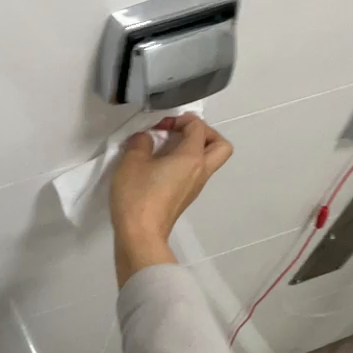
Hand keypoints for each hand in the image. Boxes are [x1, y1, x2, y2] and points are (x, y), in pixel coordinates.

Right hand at [109, 113, 232, 285]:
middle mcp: (201, 170)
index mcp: (192, 157)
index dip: (180, 119)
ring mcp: (196, 186)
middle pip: (220, 145)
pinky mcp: (186, 196)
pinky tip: (160, 164)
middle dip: (203, 133)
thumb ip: (141, 142)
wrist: (140, 233)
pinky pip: (195, 171)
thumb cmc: (138, 194)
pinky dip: (184, 162)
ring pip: (209, 159)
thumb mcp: (132, 161)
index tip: (160, 125)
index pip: (198, 128)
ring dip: (193, 148)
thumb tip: (146, 138)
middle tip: (180, 132)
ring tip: (166, 147)